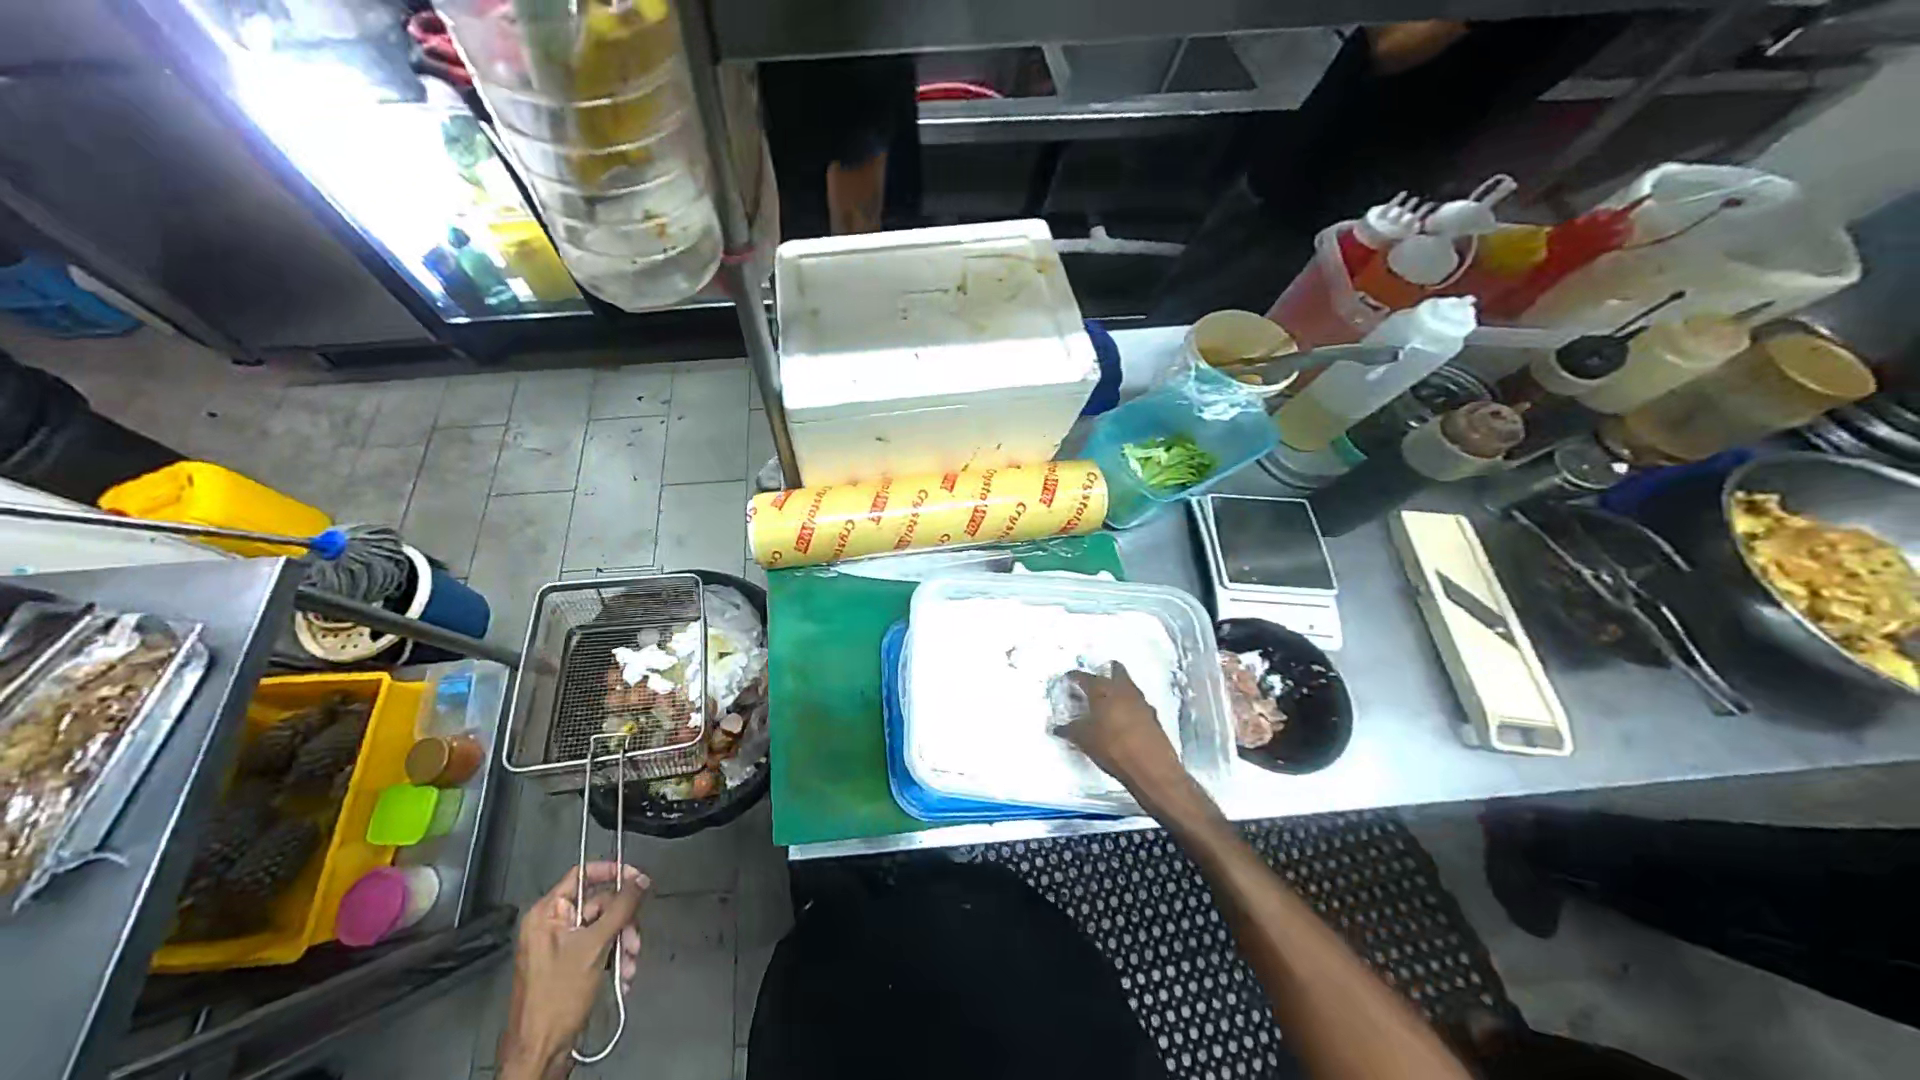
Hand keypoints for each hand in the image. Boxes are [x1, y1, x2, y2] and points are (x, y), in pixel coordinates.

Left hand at [500, 862, 647, 1079]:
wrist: (541, 1050)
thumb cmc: (559, 994)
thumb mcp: (595, 945)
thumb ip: (621, 907)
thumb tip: (641, 879)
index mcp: (547, 913)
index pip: (582, 874)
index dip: (612, 871)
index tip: (638, 878)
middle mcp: (552, 924)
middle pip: (600, 904)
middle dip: (623, 923)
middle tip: (634, 941)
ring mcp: (561, 944)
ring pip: (605, 927)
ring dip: (623, 945)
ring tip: (629, 966)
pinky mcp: (570, 963)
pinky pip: (600, 947)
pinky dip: (615, 958)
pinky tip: (622, 977)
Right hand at [1060, 663, 1183, 792]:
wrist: (1151, 767)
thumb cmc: (1112, 747)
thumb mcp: (1084, 740)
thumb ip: (1070, 730)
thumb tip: (1057, 727)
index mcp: (1103, 691)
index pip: (1086, 677)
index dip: (1075, 676)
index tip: (1069, 677)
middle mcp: (1124, 691)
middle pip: (1116, 671)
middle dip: (1107, 670)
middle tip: (1098, 678)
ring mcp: (1142, 702)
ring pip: (1130, 686)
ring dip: (1120, 688)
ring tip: (1110, 699)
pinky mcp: (1154, 717)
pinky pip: (1139, 704)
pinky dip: (1130, 706)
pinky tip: (1125, 717)